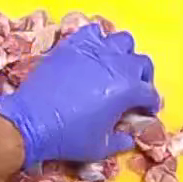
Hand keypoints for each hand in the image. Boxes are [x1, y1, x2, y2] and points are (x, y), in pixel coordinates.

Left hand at [0, 24, 160, 170]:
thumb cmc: (68, 138)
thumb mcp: (100, 148)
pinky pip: (92, 33)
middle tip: (134, 89)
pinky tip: (92, 55)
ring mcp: (94, 50)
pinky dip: (97, 41)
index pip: (149, 93)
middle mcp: (116, 64)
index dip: (151, 103)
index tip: (146, 110)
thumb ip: (120, 140)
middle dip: (142, 77)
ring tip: (115, 67)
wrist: (31, 122)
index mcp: (128, 89)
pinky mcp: (73, 44)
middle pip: (141, 63)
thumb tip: (128, 136)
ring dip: (123, 54)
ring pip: (121, 41)